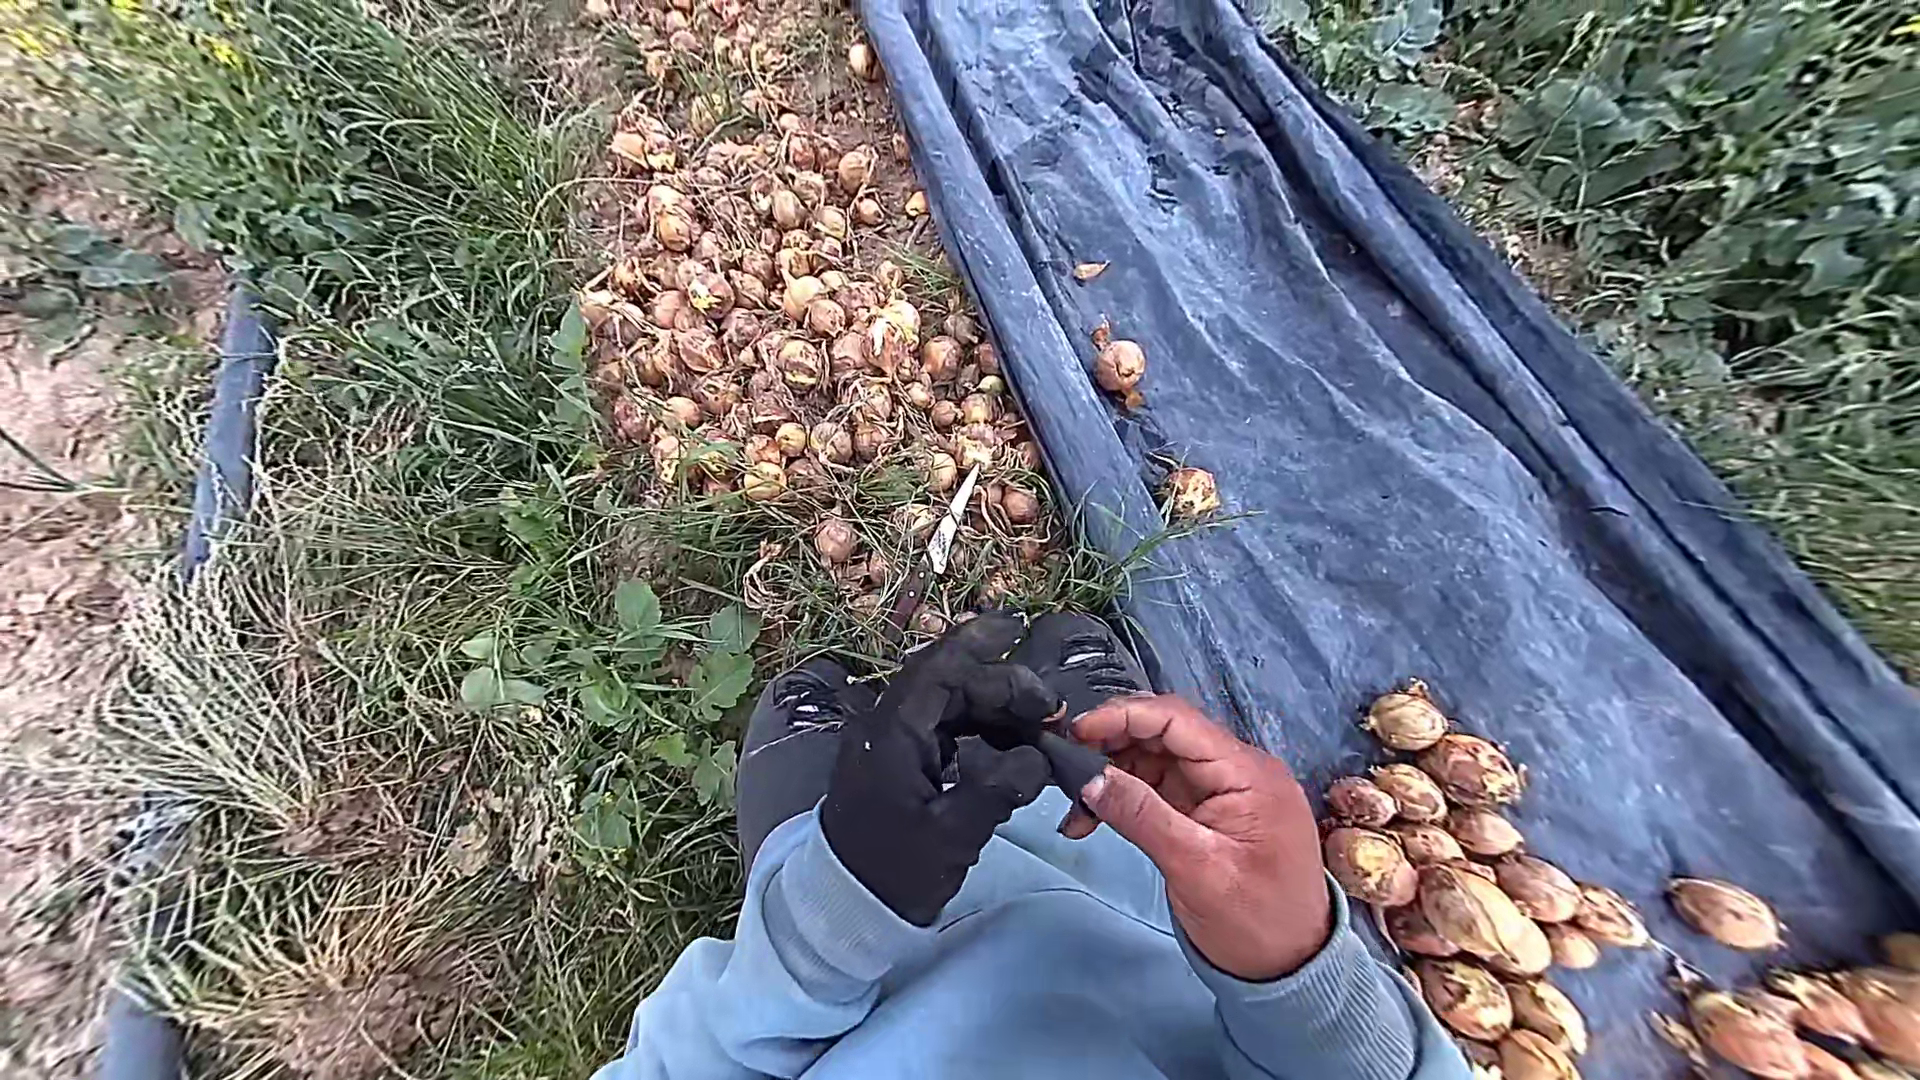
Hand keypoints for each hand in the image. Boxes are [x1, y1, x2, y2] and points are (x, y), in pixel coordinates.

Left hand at [820, 613, 1059, 925]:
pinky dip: (986, 731)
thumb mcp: (948, 837)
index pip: (937, 669)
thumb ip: (997, 790)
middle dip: (1004, 687)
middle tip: (1051, 710)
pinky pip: (953, 729)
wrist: (845, 907)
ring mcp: (900, 740)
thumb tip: (1039, 758)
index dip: (977, 641)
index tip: (1018, 628)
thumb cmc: (890, 872)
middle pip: (952, 684)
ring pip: (955, 705)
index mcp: (893, 731)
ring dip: (999, 709)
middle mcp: (894, 724)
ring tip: (1042, 728)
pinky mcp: (909, 759)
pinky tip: (1016, 745)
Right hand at [1063, 695, 1330, 979]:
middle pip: (1160, 730)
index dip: (1122, 716)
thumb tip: (1088, 777)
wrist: (1293, 973)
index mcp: (1246, 771)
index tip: (1078, 731)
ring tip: (1076, 800)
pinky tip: (1091, 815)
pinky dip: (1120, 793)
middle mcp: (1233, 767)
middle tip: (1068, 761)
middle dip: (1110, 741)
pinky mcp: (1201, 804)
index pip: (1176, 718)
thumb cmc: (1258, 924)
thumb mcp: (1197, 870)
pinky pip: (1152, 782)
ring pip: (1150, 754)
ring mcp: (1216, 785)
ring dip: (1109, 770)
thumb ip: (1142, 815)